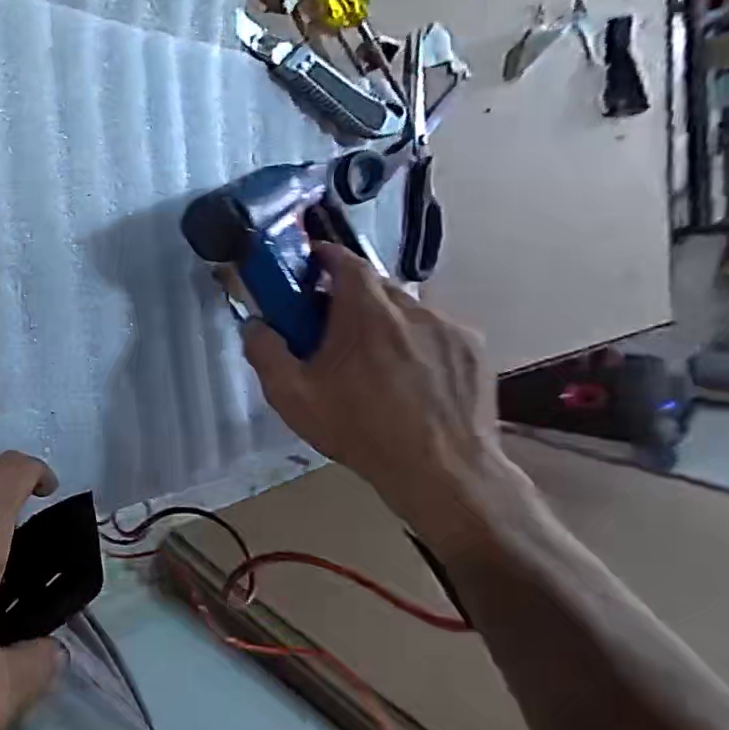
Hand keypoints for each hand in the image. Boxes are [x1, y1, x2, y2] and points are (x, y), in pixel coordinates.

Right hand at [240, 243, 526, 544]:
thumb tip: (255, 325)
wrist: (442, 473)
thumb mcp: (294, 398)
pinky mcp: (473, 351)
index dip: (324, 256)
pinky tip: (411, 380)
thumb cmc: (362, 431)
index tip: (310, 264)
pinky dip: (417, 344)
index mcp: (365, 311)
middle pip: (374, 287)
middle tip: (331, 327)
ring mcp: (448, 328)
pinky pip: (436, 333)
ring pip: (406, 311)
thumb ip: (265, 353)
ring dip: (384, 324)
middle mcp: (411, 308)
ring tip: (373, 363)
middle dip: (349, 298)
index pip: (344, 260)